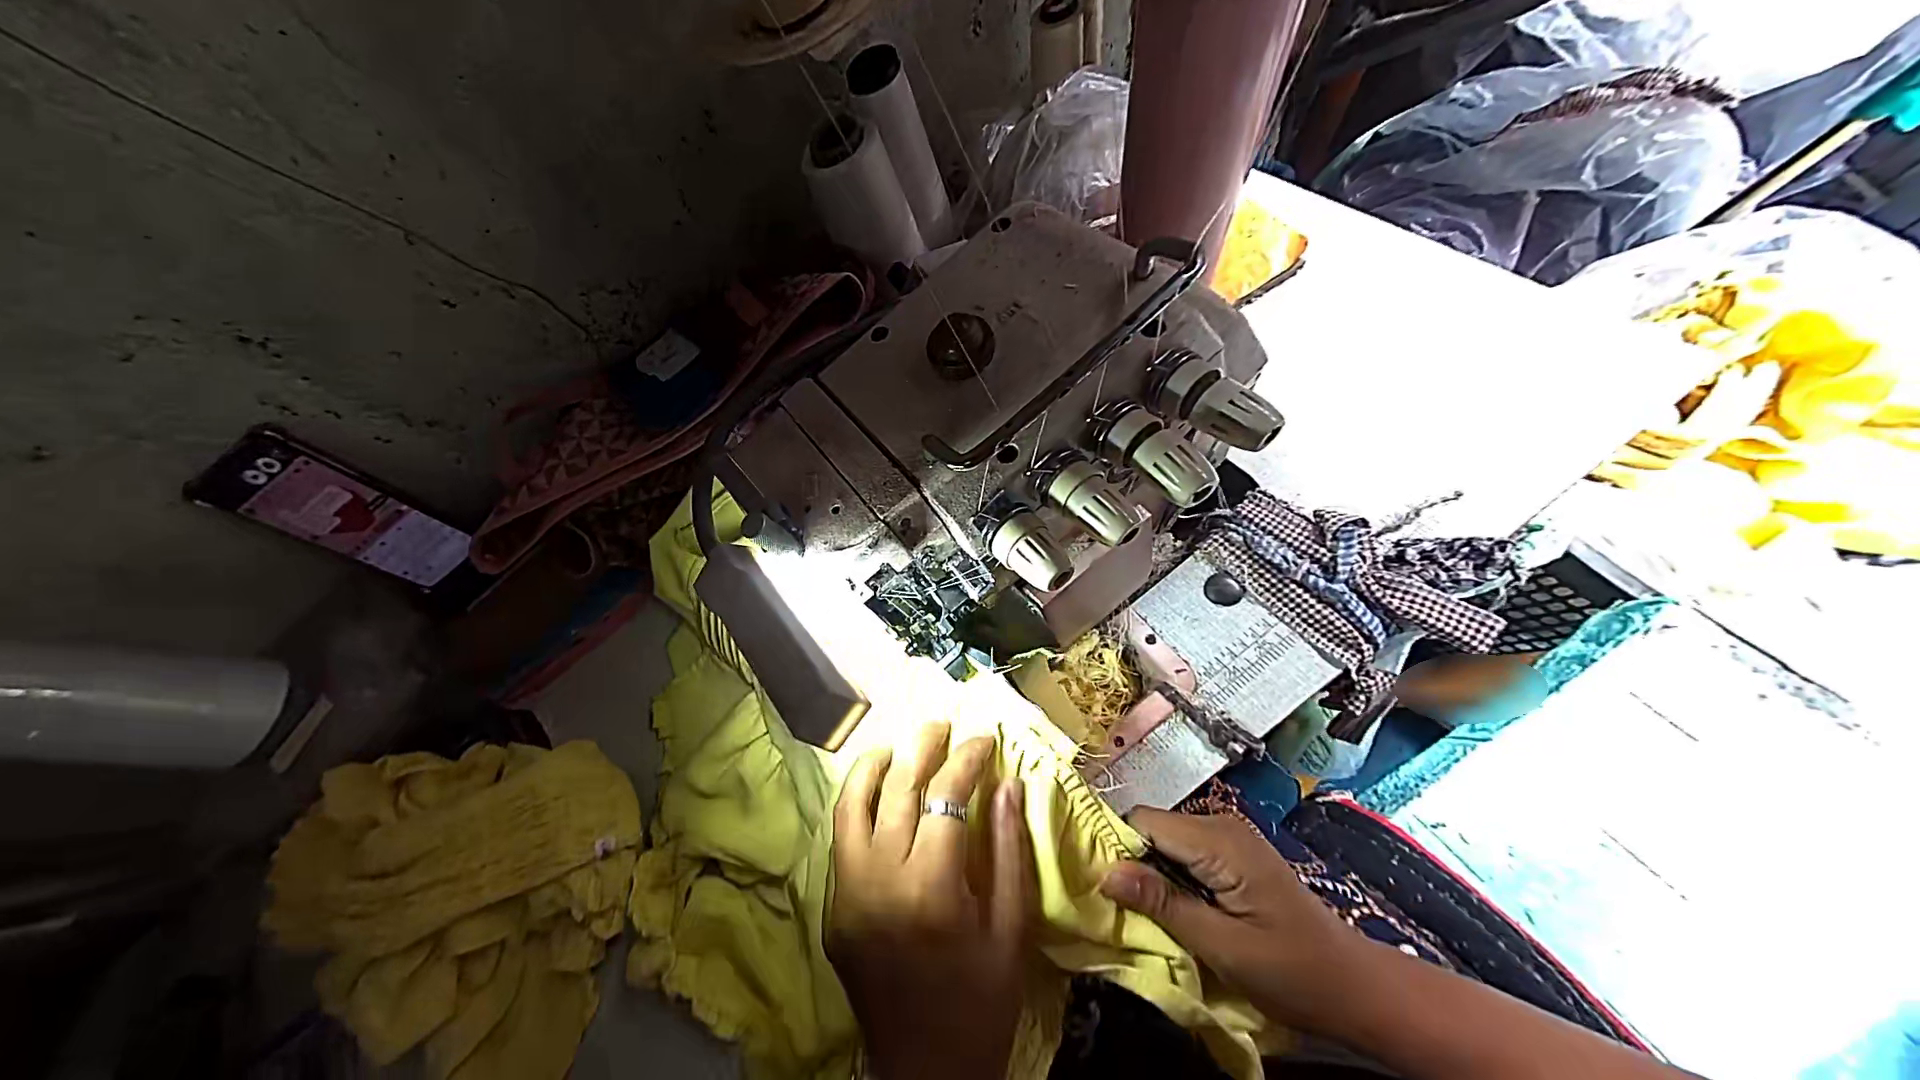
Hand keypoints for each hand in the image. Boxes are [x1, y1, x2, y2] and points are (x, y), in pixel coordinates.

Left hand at [827, 722, 1034, 1079]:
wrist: (925, 1072)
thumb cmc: (982, 1002)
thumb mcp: (1010, 928)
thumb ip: (1007, 850)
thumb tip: (1008, 784)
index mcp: (931, 887)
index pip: (946, 797)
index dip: (967, 760)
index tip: (984, 740)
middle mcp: (879, 881)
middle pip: (897, 792)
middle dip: (922, 750)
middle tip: (941, 725)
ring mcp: (847, 896)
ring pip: (851, 809)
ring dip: (873, 769)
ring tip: (897, 746)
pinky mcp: (832, 912)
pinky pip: (841, 841)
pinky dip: (856, 806)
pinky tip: (875, 793)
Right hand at [1098, 807, 1359, 1026]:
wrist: (1357, 987)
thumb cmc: (1294, 972)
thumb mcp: (1223, 947)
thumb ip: (1164, 904)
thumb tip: (1105, 872)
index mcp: (1219, 841)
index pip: (1143, 821)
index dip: (1117, 848)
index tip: (1100, 886)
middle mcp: (1220, 826)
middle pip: (1152, 829)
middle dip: (1132, 863)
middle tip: (1120, 909)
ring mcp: (1228, 838)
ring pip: (1165, 841)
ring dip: (1151, 874)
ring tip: (1144, 914)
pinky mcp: (1232, 855)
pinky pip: (1184, 853)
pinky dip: (1171, 878)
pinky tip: (1173, 910)